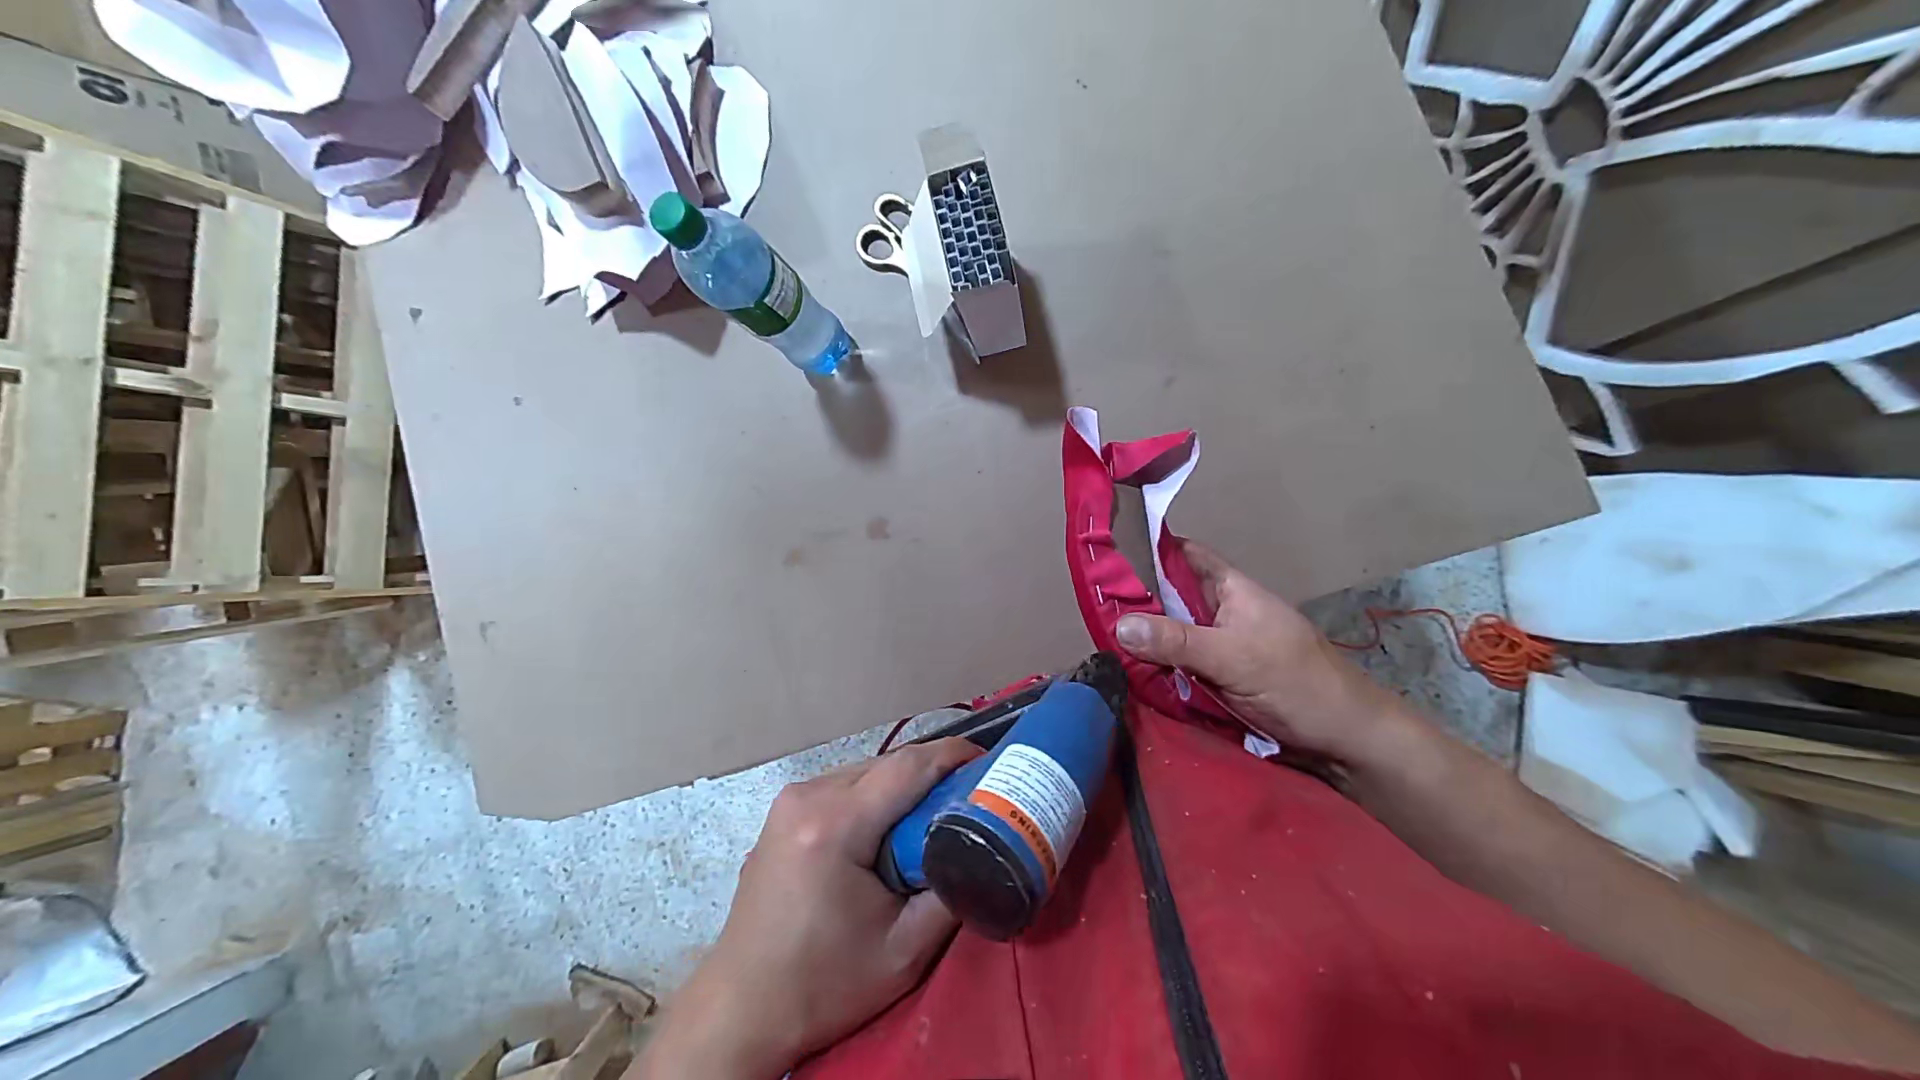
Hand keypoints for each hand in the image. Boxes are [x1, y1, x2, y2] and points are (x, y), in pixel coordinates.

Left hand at [633, 738, 982, 1079]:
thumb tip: (984, 849)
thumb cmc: (824, 984)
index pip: (907, 767)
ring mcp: (789, 801)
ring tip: (935, 813)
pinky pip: (844, 786)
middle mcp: (807, 797)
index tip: (987, 762)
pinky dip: (875, 796)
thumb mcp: (905, 950)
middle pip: (887, 764)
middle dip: (932, 774)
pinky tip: (891, 826)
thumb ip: (951, 891)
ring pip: (865, 771)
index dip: (953, 755)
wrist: (743, 1008)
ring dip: (903, 786)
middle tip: (970, 797)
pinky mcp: (784, 812)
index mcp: (834, 825)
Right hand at [1114, 539, 1414, 763]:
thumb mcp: (1234, 657)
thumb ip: (1177, 641)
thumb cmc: (1298, 683)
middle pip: (1167, 598)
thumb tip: (1119, 625)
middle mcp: (1219, 612)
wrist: (1345, 742)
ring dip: (1141, 641)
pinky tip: (1126, 673)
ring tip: (1096, 639)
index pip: (1182, 555)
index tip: (1105, 552)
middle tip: (1089, 607)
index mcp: (1230, 589)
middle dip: (1133, 603)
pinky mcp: (1215, 680)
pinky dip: (1155, 670)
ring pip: (1168, 635)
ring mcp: (1217, 647)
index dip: (1147, 549)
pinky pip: (1175, 667)